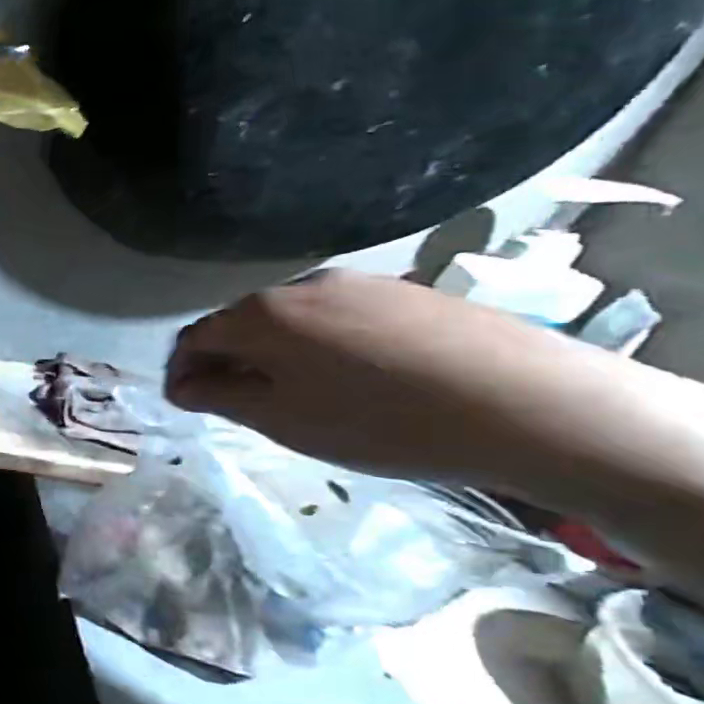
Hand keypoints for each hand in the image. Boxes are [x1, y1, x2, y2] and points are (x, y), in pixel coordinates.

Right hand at [165, 268, 537, 482]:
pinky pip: (336, 316)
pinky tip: (352, 377)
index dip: (182, 370)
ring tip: (298, 394)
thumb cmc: (381, 422)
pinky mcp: (400, 290)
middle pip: (242, 322)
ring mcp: (355, 282)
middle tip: (239, 403)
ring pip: (291, 318)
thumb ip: (222, 397)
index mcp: (262, 314)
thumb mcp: (286, 420)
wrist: (521, 403)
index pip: (196, 336)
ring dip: (275, 351)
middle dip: (228, 360)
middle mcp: (300, 286)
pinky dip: (320, 344)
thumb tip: (183, 384)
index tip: (185, 402)